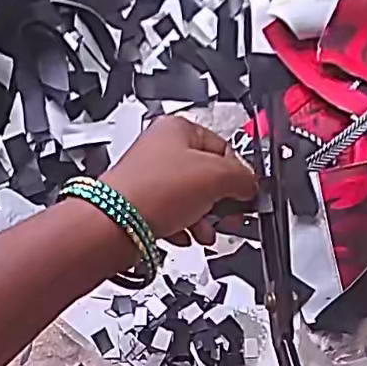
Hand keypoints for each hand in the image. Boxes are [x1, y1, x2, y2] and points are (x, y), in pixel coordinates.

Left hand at [102, 115, 257, 242]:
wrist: (115, 225)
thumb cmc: (152, 192)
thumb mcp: (216, 177)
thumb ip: (243, 178)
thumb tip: (252, 186)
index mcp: (178, 129)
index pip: (223, 148)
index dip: (239, 174)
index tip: (248, 194)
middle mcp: (159, 151)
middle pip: (205, 177)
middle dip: (220, 201)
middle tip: (230, 216)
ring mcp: (148, 180)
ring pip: (188, 200)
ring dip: (203, 219)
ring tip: (206, 231)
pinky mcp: (139, 208)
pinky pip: (170, 217)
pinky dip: (183, 228)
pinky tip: (185, 236)